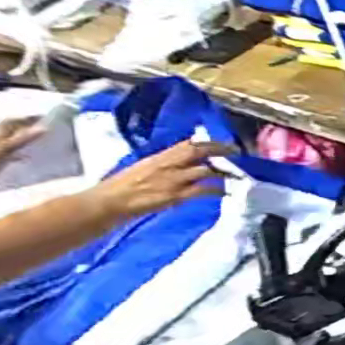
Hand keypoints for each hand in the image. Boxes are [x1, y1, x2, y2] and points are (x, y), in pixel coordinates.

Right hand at [86, 140, 233, 219]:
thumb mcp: (143, 167)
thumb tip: (182, 161)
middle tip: (236, 151)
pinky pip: (203, 190)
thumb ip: (164, 163)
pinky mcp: (176, 195)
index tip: (223, 142)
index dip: (207, 142)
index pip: (186, 144)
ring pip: (206, 170)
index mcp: (158, 157)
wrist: (107, 202)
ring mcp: (173, 179)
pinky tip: (226, 192)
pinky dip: (218, 190)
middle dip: (220, 149)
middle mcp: (167, 165)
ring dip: (224, 172)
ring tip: (236, 175)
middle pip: (198, 151)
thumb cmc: (122, 187)